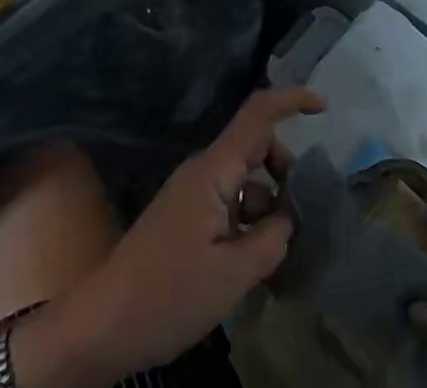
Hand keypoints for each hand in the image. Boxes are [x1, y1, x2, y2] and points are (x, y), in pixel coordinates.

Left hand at [25, 88, 325, 383]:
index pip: (256, 115)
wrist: (102, 326)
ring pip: (244, 180)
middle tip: (297, 219)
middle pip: (256, 149)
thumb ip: (273, 237)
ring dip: (267, 206)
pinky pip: (228, 202)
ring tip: (273, 255)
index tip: (324, 108)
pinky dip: (248, 221)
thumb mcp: (235, 272)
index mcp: (213, 171)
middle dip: (284, 174)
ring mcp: (191, 192)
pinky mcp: (185, 215)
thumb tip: (288, 218)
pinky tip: (252, 262)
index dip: (291, 101)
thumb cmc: (169, 296)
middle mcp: (202, 171)